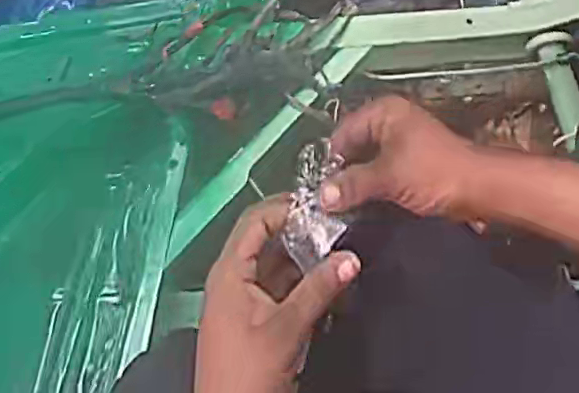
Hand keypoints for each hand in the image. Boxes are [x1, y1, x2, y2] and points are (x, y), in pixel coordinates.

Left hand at [197, 197, 358, 392]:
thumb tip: (349, 258)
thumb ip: (318, 289)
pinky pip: (278, 287)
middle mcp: (232, 279)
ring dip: (304, 257)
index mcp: (229, 271)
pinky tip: (326, 282)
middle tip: (332, 224)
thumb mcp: (286, 330)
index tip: (317, 203)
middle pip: (266, 239)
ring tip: (335, 250)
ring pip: (275, 263)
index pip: (255, 219)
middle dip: (300, 231)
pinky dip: (300, 281)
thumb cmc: (245, 378)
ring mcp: (242, 300)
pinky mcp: (254, 320)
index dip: (285, 206)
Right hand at [323, 96, 489, 219]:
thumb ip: (353, 184)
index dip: (330, 158)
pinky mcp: (411, 163)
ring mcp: (403, 142)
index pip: (344, 130)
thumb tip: (321, 196)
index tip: (317, 187)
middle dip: (342, 172)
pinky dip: (372, 187)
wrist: (478, 189)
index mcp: (385, 111)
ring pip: (368, 161)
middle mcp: (392, 121)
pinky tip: (362, 207)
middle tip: (326, 200)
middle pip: (355, 145)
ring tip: (341, 207)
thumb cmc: (434, 172)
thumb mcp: (388, 177)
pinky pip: (382, 172)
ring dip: (357, 183)